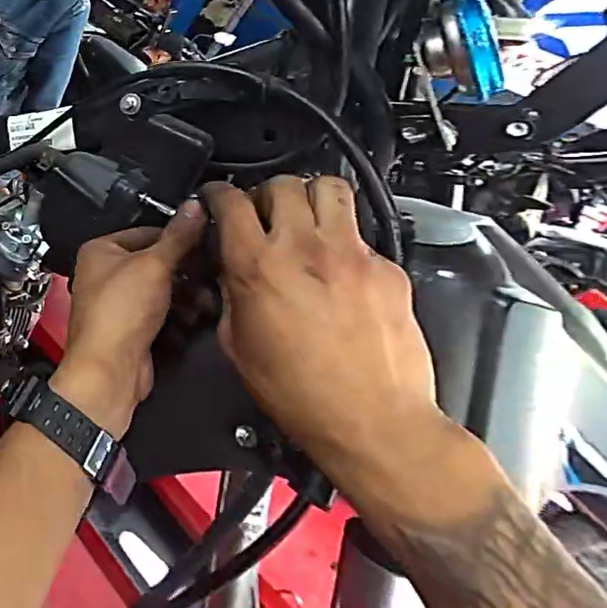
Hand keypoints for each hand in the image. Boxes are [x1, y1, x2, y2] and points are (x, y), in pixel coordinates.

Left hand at [53, 200, 205, 438]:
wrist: (111, 369)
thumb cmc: (117, 314)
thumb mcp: (155, 265)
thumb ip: (178, 237)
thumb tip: (193, 207)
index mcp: (100, 250)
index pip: (146, 231)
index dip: (176, 237)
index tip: (204, 241)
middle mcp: (105, 274)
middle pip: (156, 263)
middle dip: (184, 272)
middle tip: (208, 274)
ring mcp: (118, 302)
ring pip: (162, 290)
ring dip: (186, 295)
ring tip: (205, 300)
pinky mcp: (132, 328)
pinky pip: (161, 314)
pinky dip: (178, 315)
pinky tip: (193, 318)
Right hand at [202, 177, 442, 485]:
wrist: (373, 423)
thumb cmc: (303, 394)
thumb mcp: (237, 343)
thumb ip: (230, 294)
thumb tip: (229, 270)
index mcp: (257, 267)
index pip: (232, 200)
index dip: (219, 192)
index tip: (219, 196)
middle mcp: (303, 251)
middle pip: (282, 184)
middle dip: (266, 193)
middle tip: (264, 211)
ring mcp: (351, 256)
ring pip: (329, 188)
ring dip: (309, 197)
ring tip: (304, 217)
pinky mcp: (387, 271)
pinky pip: (361, 233)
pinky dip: (344, 238)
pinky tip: (337, 264)